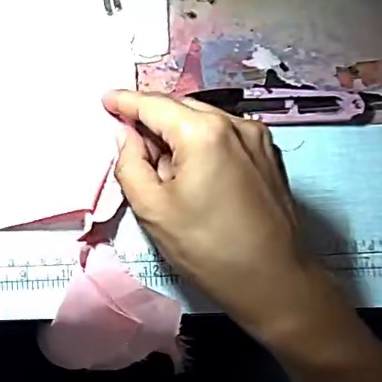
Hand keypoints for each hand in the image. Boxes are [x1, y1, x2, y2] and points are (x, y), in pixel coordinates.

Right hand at [104, 91, 337, 340]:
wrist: (274, 281)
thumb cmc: (209, 250)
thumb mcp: (153, 209)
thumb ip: (130, 164)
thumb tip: (127, 136)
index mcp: (204, 132)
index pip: (154, 105)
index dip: (126, 102)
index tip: (106, 100)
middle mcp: (236, 124)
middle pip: (181, 109)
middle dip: (152, 121)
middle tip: (130, 148)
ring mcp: (258, 138)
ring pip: (204, 122)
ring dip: (177, 136)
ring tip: (165, 174)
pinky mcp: (269, 155)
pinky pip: (225, 137)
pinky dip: (202, 145)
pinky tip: (195, 177)